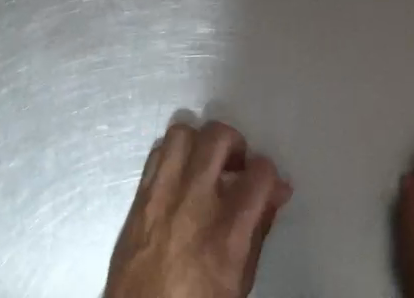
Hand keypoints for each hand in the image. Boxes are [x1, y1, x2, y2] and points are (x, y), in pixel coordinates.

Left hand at [104, 120, 292, 297]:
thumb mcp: (240, 279)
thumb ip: (259, 229)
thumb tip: (274, 193)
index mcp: (226, 232)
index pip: (259, 174)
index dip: (269, 174)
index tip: (268, 184)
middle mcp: (194, 203)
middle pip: (218, 138)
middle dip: (236, 143)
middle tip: (236, 165)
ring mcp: (162, 196)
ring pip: (182, 133)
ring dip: (200, 142)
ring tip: (206, 164)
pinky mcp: (139, 197)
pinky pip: (157, 152)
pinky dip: (173, 155)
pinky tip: (181, 176)